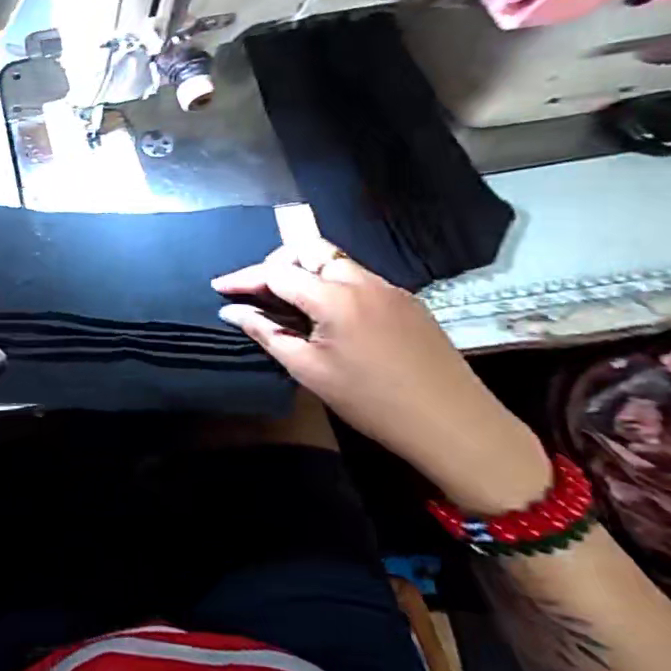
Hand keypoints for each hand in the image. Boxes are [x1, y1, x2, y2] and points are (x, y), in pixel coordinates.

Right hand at [214, 241, 550, 514]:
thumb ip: (268, 334)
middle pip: (310, 250)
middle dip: (277, 262)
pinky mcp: (406, 300)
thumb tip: (233, 312)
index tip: (219, 288)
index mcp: (334, 296)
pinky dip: (334, 285)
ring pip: (337, 262)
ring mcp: (388, 287)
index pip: (277, 272)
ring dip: (307, 272)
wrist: (451, 420)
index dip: (244, 278)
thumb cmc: (371, 401)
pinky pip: (360, 279)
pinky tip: (330, 316)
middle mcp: (361, 279)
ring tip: (288, 302)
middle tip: (257, 289)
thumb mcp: (310, 371)